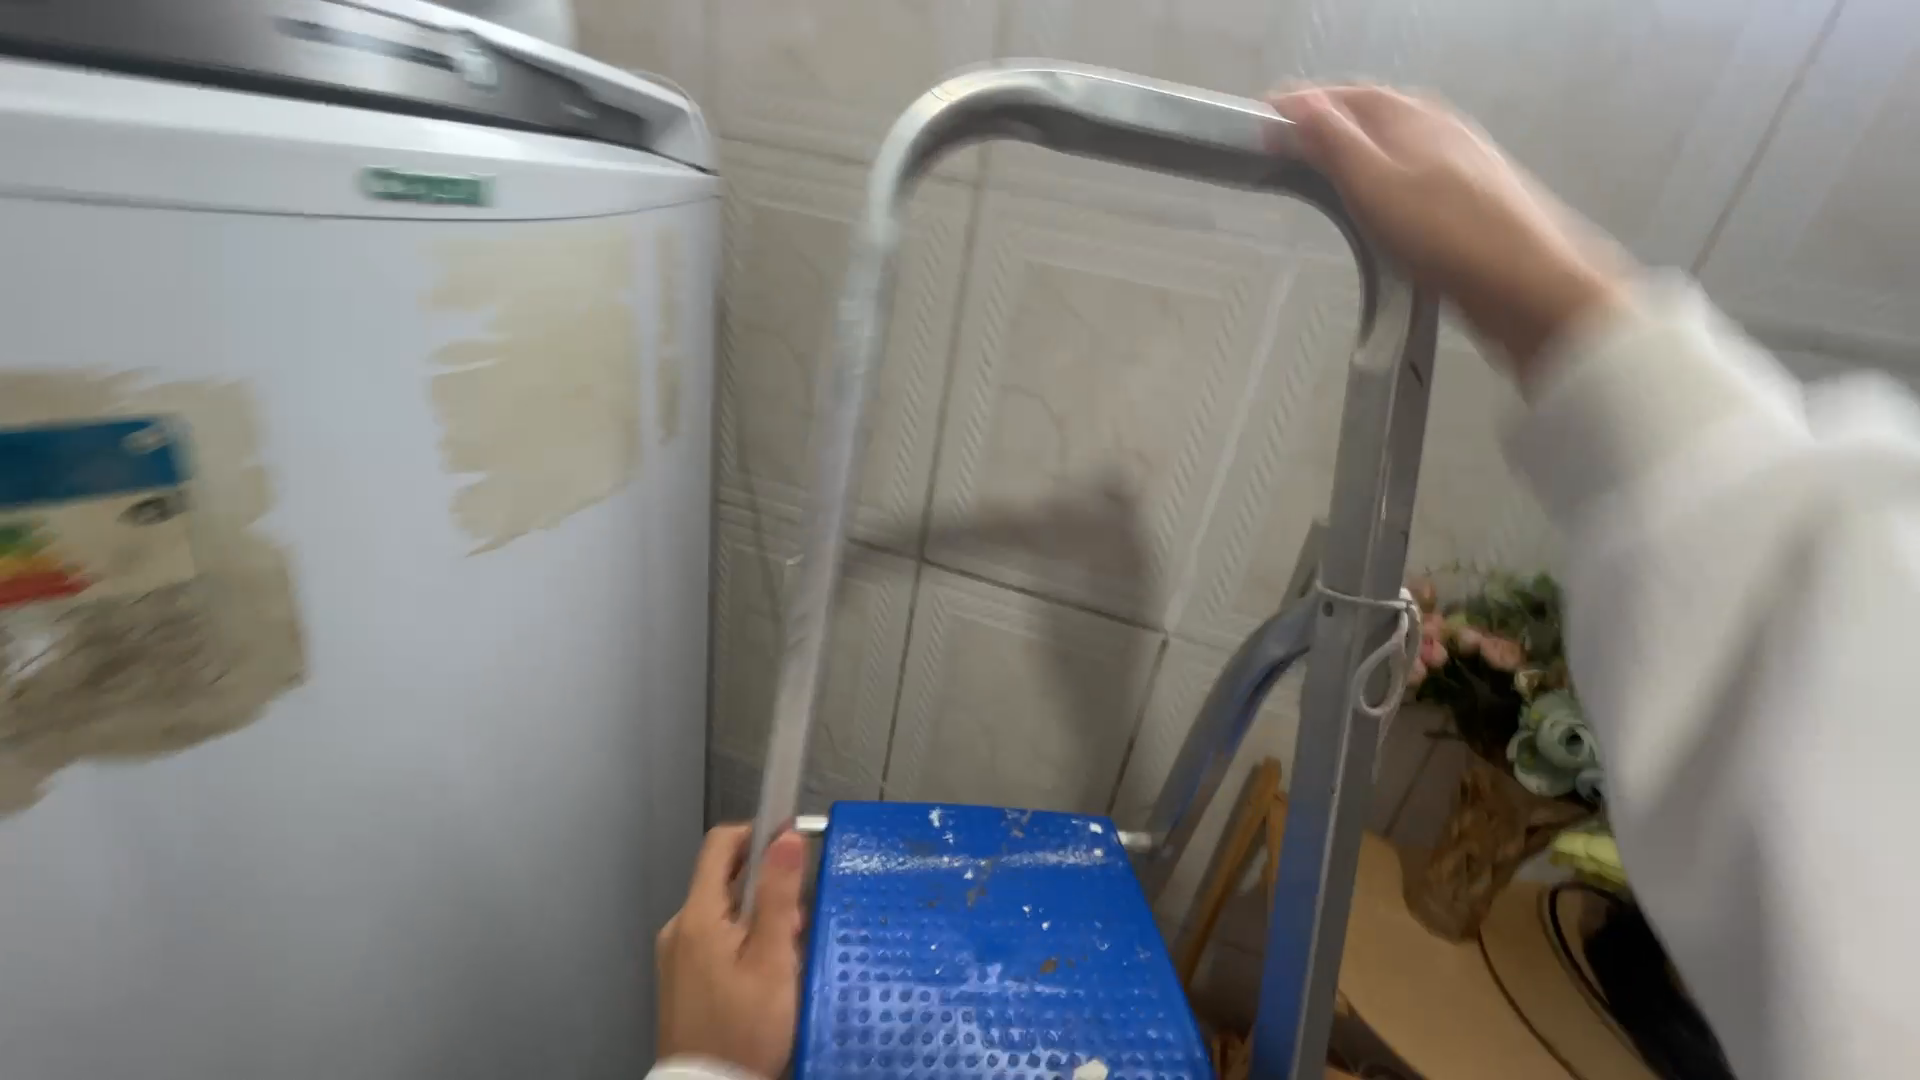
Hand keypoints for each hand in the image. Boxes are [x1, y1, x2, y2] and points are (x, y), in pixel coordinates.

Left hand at [656, 824, 808, 1077]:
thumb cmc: (743, 1032)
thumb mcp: (773, 959)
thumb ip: (779, 894)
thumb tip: (786, 837)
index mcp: (698, 916)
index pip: (722, 843)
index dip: (757, 834)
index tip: (788, 844)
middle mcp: (680, 928)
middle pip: (727, 878)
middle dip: (766, 890)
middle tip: (794, 923)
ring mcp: (678, 953)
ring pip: (725, 910)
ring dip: (758, 919)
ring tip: (781, 958)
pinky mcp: (682, 976)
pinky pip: (716, 937)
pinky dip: (743, 941)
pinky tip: (762, 974)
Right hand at [1267, 84, 1630, 380]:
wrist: (1525, 282)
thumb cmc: (1444, 234)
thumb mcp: (1376, 187)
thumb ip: (1334, 145)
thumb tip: (1296, 105)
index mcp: (1412, 118)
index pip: (1345, 96)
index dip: (1302, 102)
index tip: (1262, 115)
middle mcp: (1438, 126)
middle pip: (1372, 111)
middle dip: (1326, 118)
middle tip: (1285, 139)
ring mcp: (1458, 158)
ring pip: (1393, 138)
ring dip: (1353, 142)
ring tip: (1320, 163)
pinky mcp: (1468, 193)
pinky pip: (1410, 165)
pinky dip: (1378, 167)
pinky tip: (1374, 193)